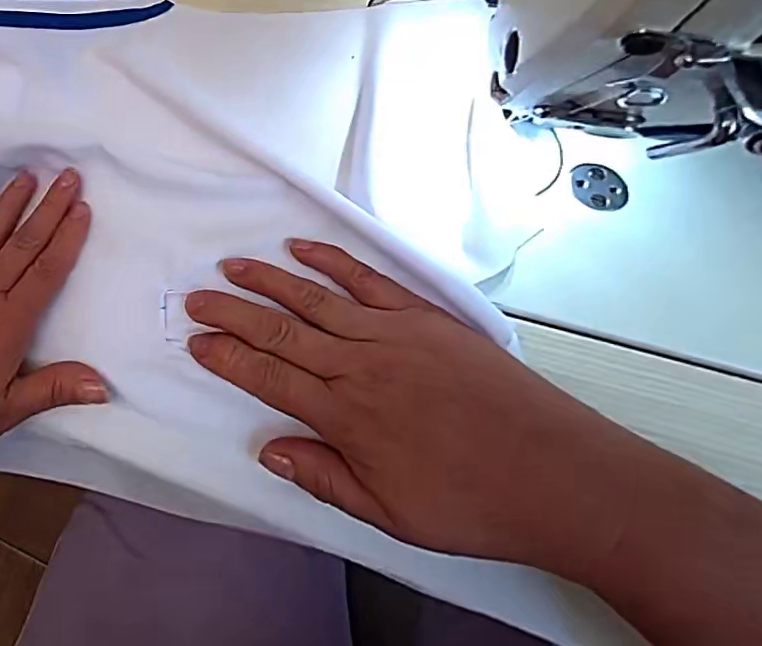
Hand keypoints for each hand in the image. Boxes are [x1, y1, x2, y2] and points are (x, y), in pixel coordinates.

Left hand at [0, 169, 107, 480]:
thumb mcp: (3, 414)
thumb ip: (52, 390)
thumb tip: (104, 385)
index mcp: (7, 325)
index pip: (46, 272)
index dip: (67, 238)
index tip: (83, 207)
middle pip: (23, 245)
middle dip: (49, 208)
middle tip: (69, 176)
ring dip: (11, 204)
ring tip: (28, 175)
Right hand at [186, 240, 684, 579]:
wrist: (566, 479)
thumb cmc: (474, 503)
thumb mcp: (392, 514)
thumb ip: (323, 477)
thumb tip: (268, 449)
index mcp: (347, 416)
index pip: (268, 377)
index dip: (227, 357)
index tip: (196, 341)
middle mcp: (359, 366)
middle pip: (278, 331)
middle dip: (230, 313)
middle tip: (195, 298)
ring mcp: (390, 334)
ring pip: (311, 298)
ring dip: (266, 280)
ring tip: (230, 266)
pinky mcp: (423, 316)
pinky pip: (366, 279)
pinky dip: (329, 260)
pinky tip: (301, 247)